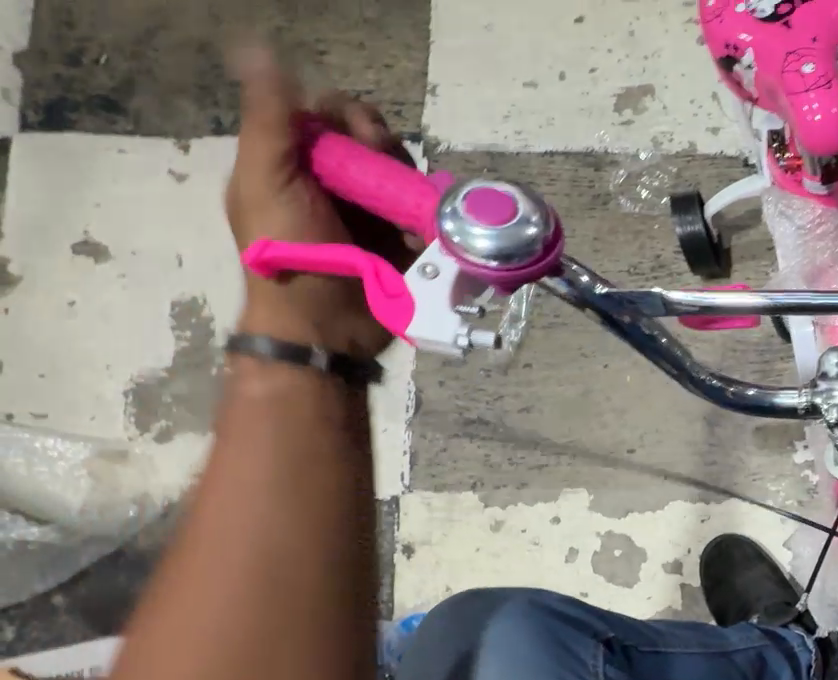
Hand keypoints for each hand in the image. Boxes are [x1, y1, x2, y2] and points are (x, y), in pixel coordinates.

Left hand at [226, 46, 414, 358]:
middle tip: (390, 166)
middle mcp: (339, 185)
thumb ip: (271, 120)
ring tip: (409, 210)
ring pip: (406, 179)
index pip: (331, 117)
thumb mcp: (266, 179)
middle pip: (375, 145)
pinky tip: (423, 234)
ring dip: (411, 186)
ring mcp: (376, 217)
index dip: (350, 117)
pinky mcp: (408, 245)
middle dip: (387, 150)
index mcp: (297, 164)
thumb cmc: (290, 253)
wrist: (327, 325)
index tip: (362, 134)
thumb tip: (260, 49)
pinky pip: (429, 218)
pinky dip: (431, 221)